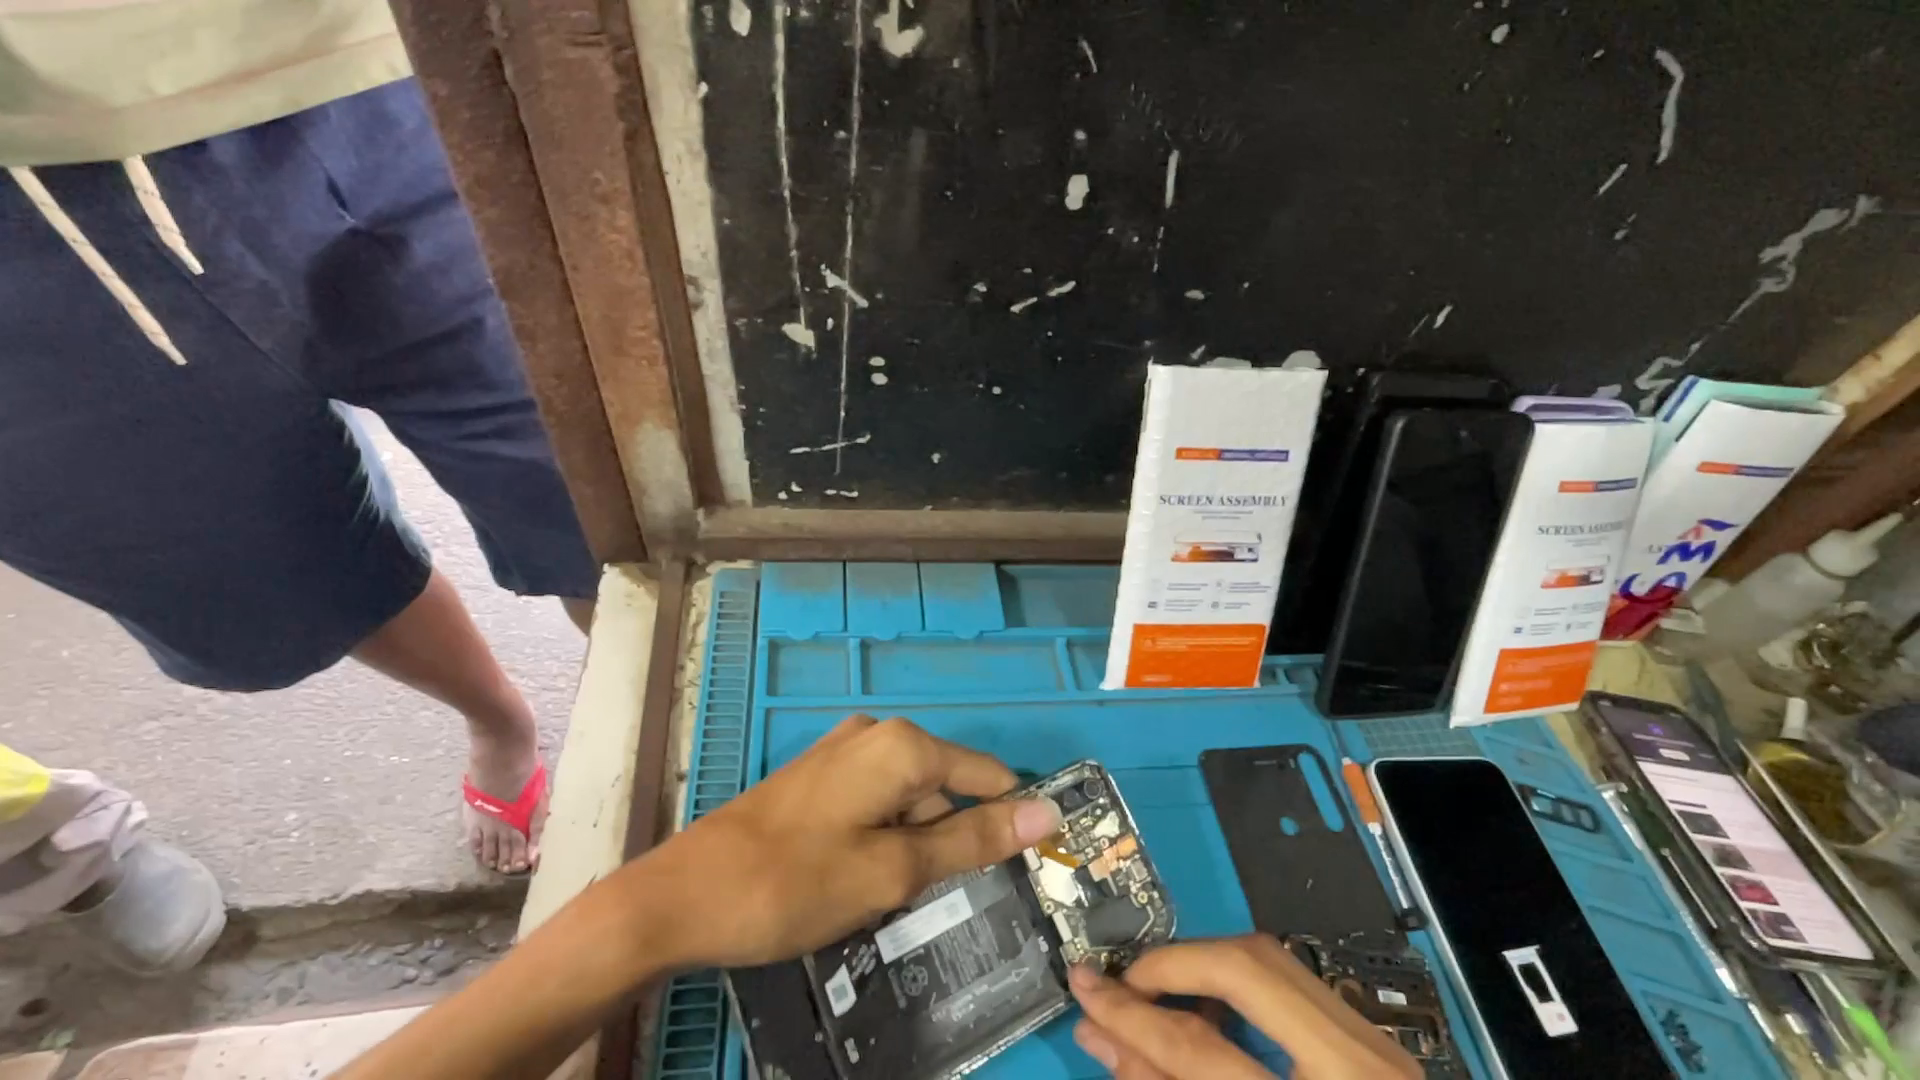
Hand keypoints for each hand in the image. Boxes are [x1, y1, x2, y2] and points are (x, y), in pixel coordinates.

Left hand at [641, 715, 1062, 968]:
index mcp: (904, 746)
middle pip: (947, 789)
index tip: (1011, 878)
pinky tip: (849, 879)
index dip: (1006, 825)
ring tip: (876, 896)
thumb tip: (1047, 812)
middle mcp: (876, 734)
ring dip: (909, 848)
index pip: (989, 777)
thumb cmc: (795, 882)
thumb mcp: (894, 869)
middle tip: (917, 899)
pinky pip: (875, 804)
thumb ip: (972, 839)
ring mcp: (842, 752)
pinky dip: (879, 840)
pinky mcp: (818, 776)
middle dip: (946, 843)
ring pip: (909, 802)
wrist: (685, 895)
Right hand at [1070, 935, 1421, 1079]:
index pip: (1201, 1049)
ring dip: (1200, 964)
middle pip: (1245, 968)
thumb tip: (1102, 1037)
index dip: (1131, 1016)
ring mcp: (1378, 1050)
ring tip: (1155, 992)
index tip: (1084, 991)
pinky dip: (1236, 983)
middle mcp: (1357, 1071)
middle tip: (1120, 984)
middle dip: (1169, 964)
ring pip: (1271, 958)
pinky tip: (1207, 1007)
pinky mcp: (1376, 1043)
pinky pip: (1291, 982)